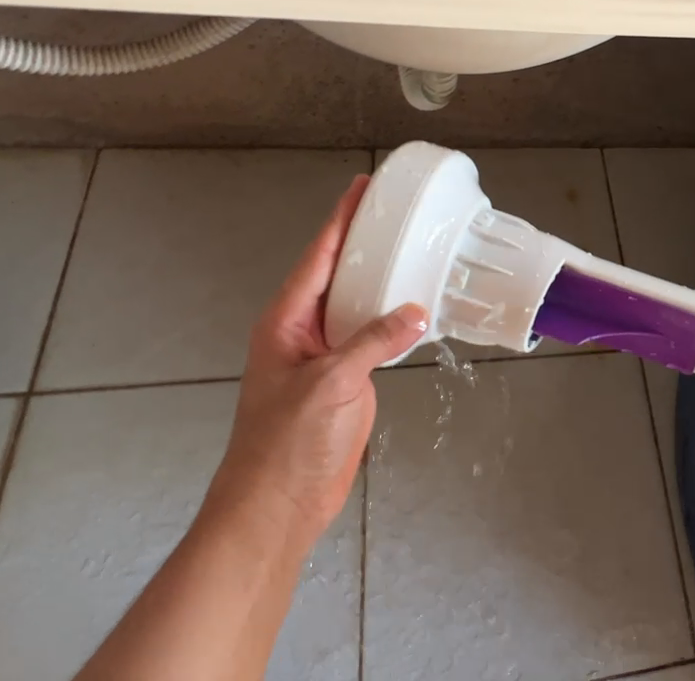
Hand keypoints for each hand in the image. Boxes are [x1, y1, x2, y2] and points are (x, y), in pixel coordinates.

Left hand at [205, 175, 427, 537]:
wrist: (277, 508)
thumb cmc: (287, 442)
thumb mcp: (330, 384)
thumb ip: (373, 342)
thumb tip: (415, 311)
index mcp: (286, 321)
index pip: (318, 257)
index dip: (340, 221)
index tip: (362, 187)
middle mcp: (305, 330)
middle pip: (338, 274)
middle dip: (363, 241)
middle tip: (398, 211)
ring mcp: (326, 356)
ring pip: (357, 305)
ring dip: (382, 279)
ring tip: (414, 249)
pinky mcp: (347, 380)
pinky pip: (373, 337)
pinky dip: (394, 319)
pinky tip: (418, 307)